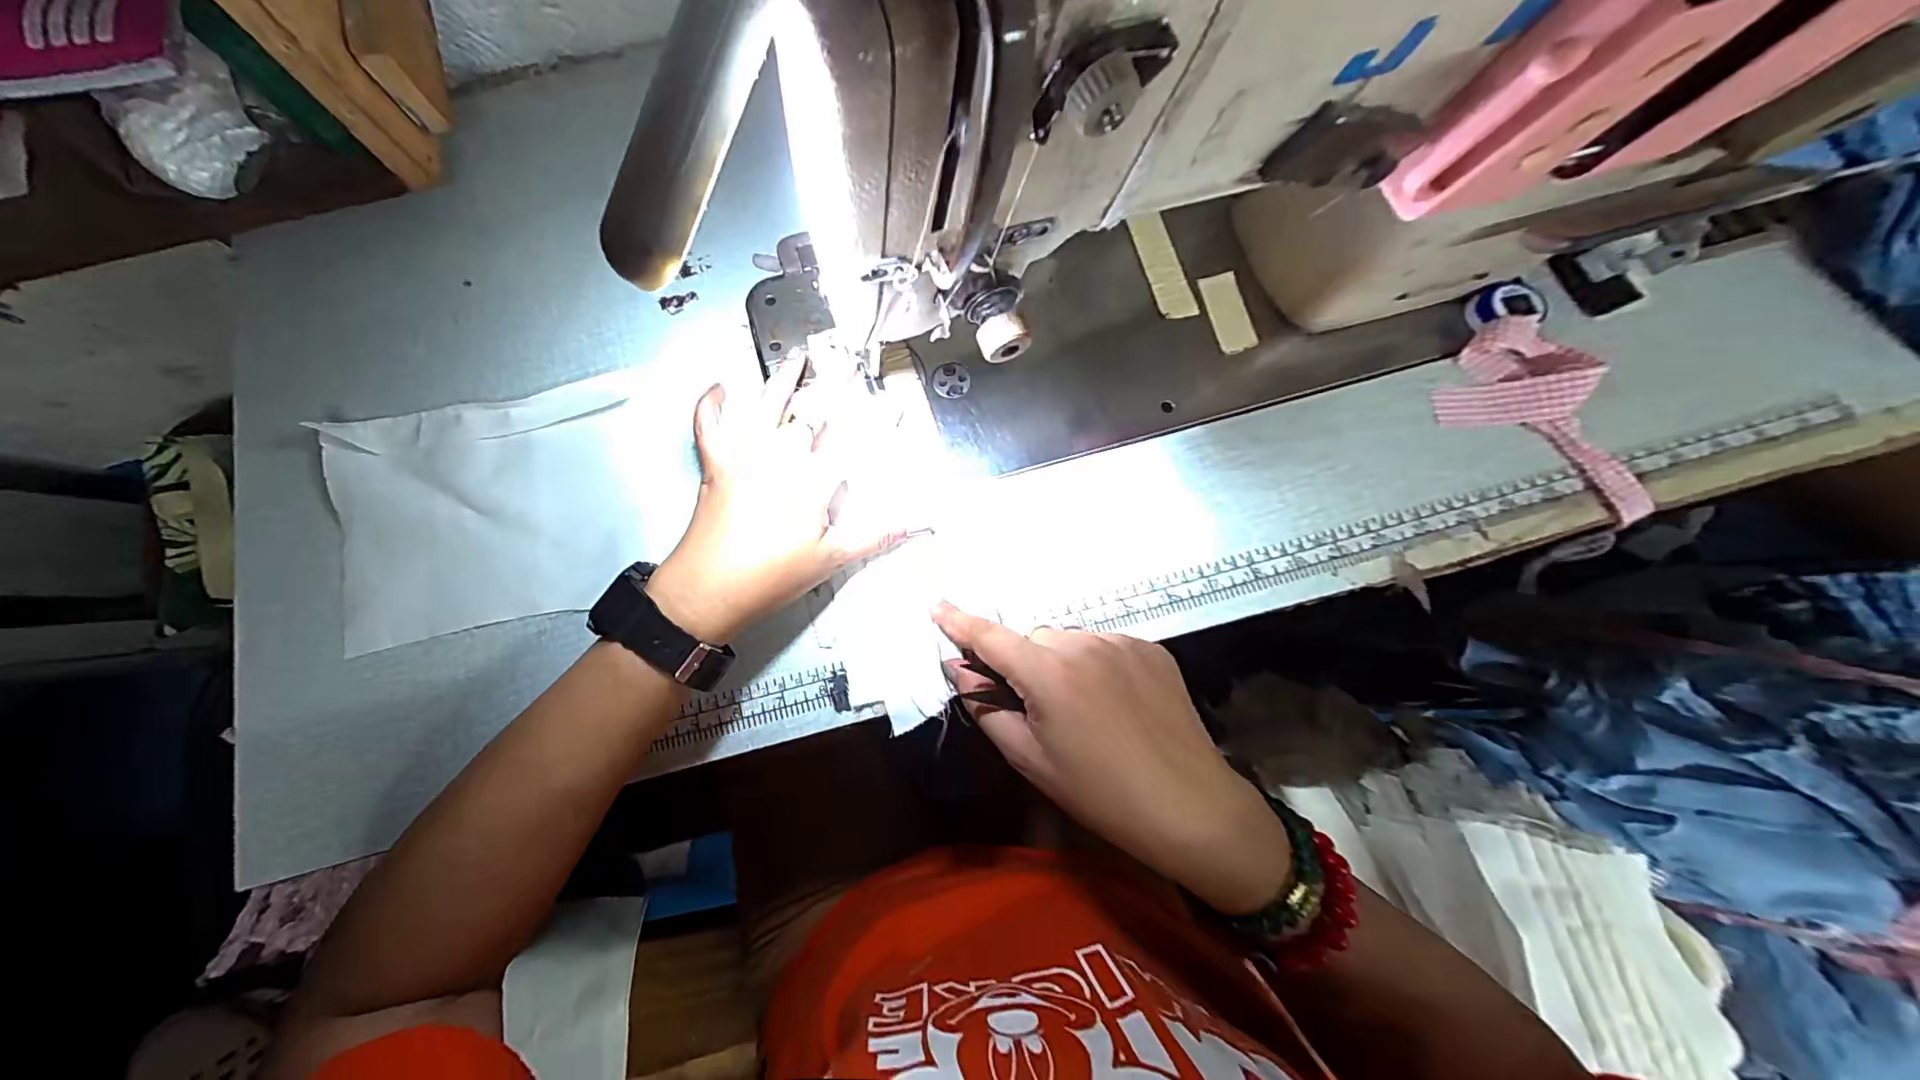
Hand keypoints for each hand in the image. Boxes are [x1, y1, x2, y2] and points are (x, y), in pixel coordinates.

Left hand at [647, 360, 910, 642]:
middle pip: (811, 414)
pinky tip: (718, 389)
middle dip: (833, 387)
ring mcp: (745, 459)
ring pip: (765, 408)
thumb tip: (910, 527)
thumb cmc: (768, 578)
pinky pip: (710, 427)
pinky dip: (711, 406)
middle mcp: (779, 461)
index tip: (893, 403)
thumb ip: (872, 538)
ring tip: (794, 359)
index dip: (878, 421)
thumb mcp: (829, 560)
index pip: (854, 442)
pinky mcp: (716, 466)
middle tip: (846, 366)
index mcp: (811, 483)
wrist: (708, 590)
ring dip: (780, 381)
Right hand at [932, 602, 1293, 914]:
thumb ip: (986, 707)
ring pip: (1070, 640)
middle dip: (1024, 663)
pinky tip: (1114, 703)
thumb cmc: (1098, 792)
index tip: (937, 606)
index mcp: (1048, 673)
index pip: (991, 636)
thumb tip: (958, 671)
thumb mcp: (1030, 758)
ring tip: (1083, 709)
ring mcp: (1122, 642)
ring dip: (1061, 662)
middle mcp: (1084, 643)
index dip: (959, 621)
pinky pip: (1105, 646)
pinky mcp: (1151, 649)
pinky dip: (1096, 664)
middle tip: (1037, 707)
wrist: (1188, 805)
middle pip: (1033, 639)